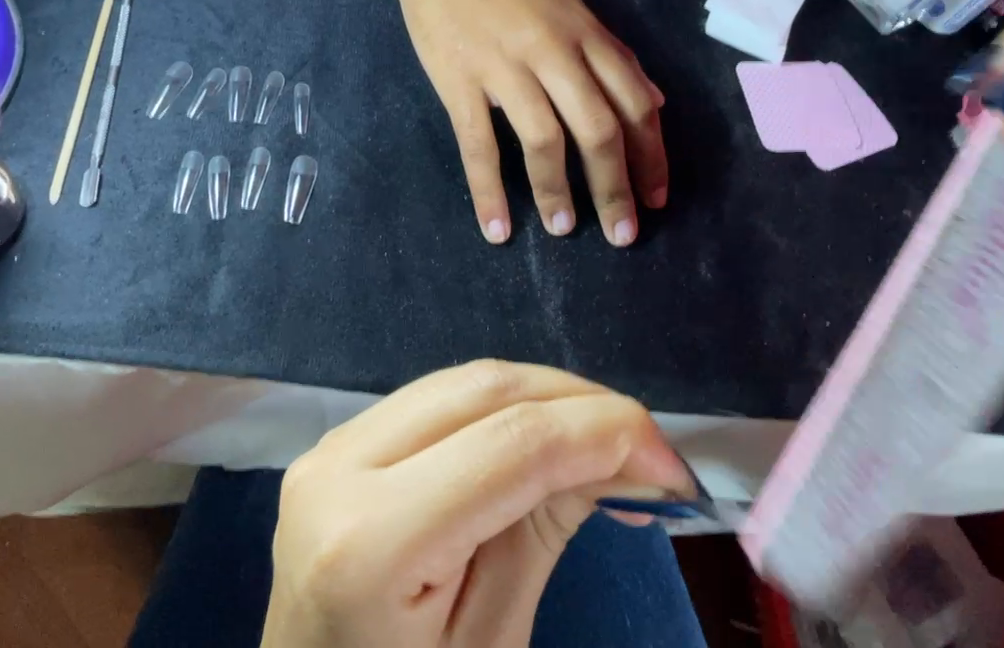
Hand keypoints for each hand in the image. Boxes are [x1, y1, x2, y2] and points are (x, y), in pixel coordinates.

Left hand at [262, 360, 697, 646]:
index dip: (603, 435)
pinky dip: (503, 406)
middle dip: (581, 403)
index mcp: (370, 539)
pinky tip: (547, 434)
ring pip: (462, 380)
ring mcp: (332, 444)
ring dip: (546, 396)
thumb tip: (635, 459)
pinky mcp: (341, 438)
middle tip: (649, 446)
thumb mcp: (490, 635)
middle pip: (484, 390)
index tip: (671, 464)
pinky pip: (436, 398)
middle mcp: (339, 466)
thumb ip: (549, 528)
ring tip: (609, 439)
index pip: (509, 446)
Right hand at [386, 0, 667, 246]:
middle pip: (597, 128)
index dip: (651, 156)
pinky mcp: (458, 81)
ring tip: (563, 230)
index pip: (633, 102)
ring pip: (542, 140)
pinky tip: (498, 227)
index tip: (656, 198)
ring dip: (556, 192)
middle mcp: (552, 51)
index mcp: (584, 33)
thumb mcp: (572, 7)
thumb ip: (612, 54)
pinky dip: (489, 191)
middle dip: (615, 188)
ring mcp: (503, 67)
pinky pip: (478, 145)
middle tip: (622, 235)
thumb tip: (655, 102)